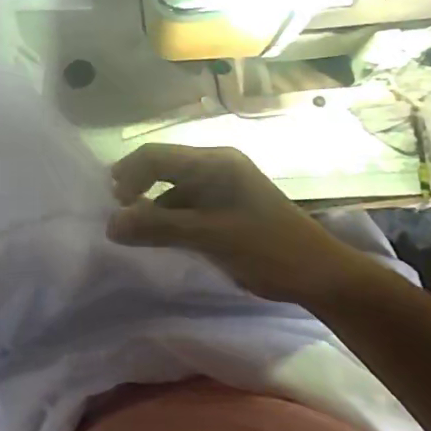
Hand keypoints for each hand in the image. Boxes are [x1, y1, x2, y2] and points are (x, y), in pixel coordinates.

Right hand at [107, 144, 382, 306]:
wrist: (321, 275)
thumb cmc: (267, 248)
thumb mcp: (209, 236)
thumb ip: (158, 227)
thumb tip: (109, 224)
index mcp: (214, 162)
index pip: (156, 156)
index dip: (128, 175)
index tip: (113, 204)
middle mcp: (216, 167)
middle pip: (162, 168)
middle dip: (136, 188)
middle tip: (117, 216)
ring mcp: (222, 187)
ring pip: (172, 189)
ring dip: (151, 206)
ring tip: (134, 232)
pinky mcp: (225, 209)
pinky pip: (185, 206)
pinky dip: (168, 219)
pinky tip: (160, 238)